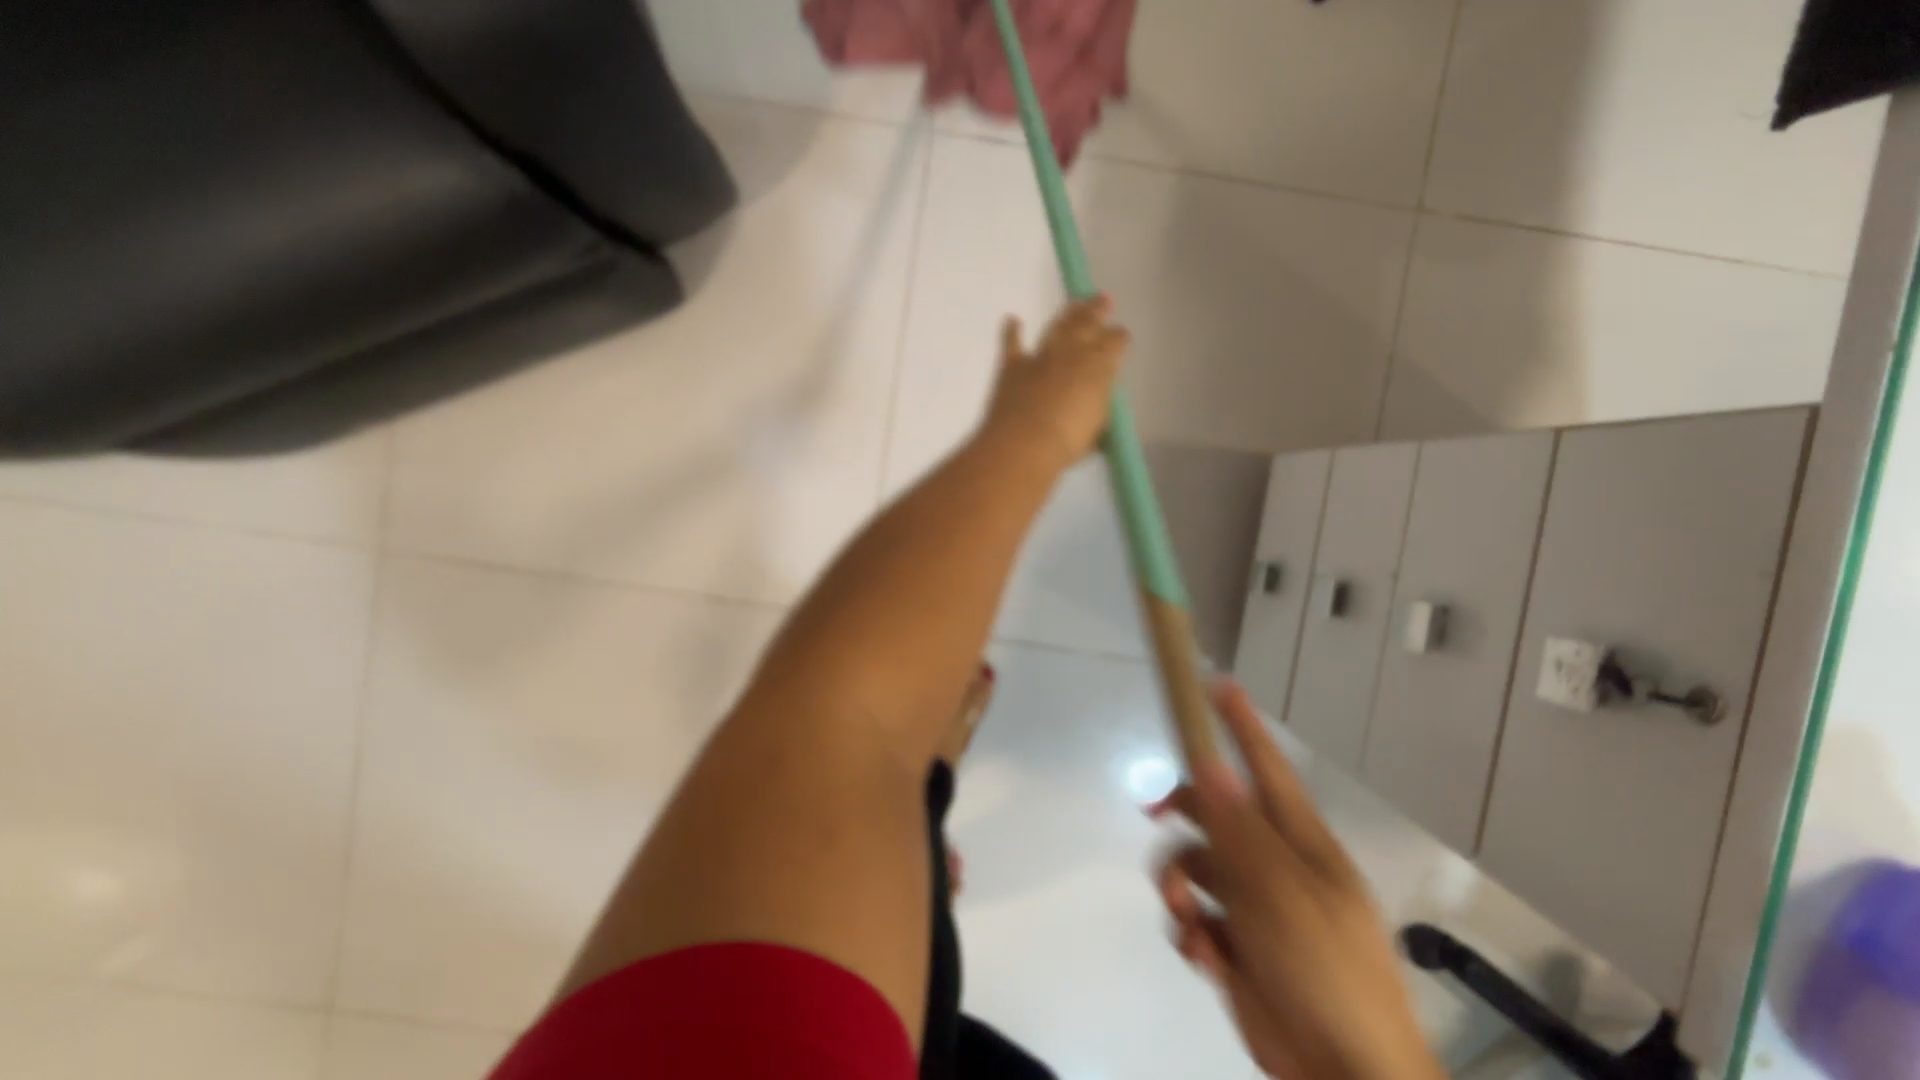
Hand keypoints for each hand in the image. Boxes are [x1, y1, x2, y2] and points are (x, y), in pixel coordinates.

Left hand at [980, 295, 1127, 470]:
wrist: (1024, 444)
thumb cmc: (1068, 442)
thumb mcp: (1098, 425)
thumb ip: (1099, 403)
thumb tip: (1096, 396)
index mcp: (1099, 366)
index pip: (1116, 342)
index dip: (1119, 338)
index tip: (1122, 336)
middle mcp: (1072, 352)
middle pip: (1088, 323)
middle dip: (1098, 310)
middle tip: (1103, 298)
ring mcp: (1041, 356)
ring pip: (1058, 327)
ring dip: (1067, 314)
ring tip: (1075, 303)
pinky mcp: (1013, 366)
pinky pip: (1012, 342)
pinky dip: (1012, 330)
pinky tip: (1013, 320)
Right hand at [1151, 682, 1443, 1079]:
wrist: (1344, 1072)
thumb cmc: (1325, 970)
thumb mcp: (1278, 893)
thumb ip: (1238, 829)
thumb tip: (1210, 762)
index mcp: (1300, 843)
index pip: (1266, 768)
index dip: (1242, 726)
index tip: (1216, 685)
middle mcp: (1275, 866)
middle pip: (1216, 816)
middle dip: (1184, 817)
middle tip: (1153, 814)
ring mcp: (1255, 909)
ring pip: (1196, 868)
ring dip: (1179, 886)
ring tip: (1185, 918)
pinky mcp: (1237, 949)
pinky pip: (1196, 918)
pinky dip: (1191, 933)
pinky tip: (1205, 957)